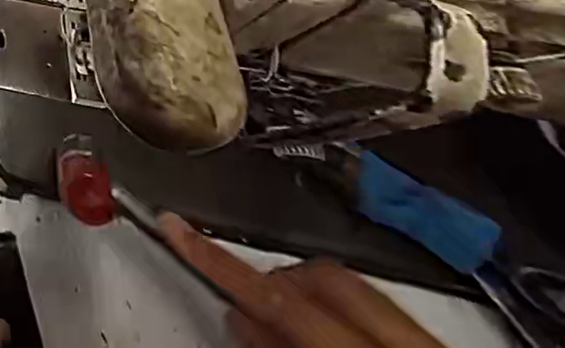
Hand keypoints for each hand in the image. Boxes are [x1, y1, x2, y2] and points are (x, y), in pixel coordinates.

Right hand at [158, 212, 449, 347]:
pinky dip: (344, 319)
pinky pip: (388, 318)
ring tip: (282, 324)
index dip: (219, 260)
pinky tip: (327, 340)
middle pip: (323, 278)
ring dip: (307, 296)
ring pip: (357, 291)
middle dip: (272, 277)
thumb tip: (240, 319)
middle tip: (240, 299)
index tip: (175, 227)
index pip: (281, 297)